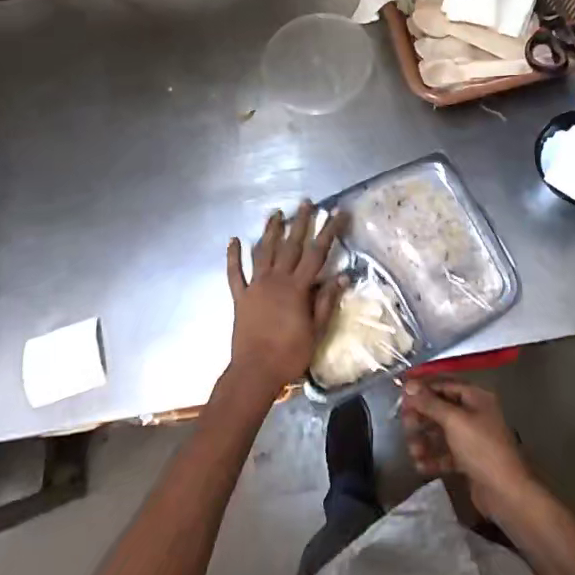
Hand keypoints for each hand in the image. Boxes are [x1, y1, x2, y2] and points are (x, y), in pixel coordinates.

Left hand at [223, 201, 345, 400]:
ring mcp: (255, 287)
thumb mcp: (316, 330)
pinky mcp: (240, 297)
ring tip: (276, 213)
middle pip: (291, 246)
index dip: (329, 231)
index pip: (317, 253)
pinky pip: (235, 273)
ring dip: (270, 232)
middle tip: (306, 203)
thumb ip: (326, 301)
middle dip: (300, 223)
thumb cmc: (290, 354)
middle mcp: (276, 280)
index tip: (337, 213)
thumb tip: (341, 276)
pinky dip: (233, 256)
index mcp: (297, 288)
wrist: (255, 371)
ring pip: (264, 252)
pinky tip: (233, 240)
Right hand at [400, 379, 536, 520]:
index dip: (423, 389)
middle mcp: (474, 413)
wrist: (505, 491)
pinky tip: (422, 466)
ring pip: (441, 432)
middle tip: (406, 427)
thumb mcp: (454, 421)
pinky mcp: (468, 459)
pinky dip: (433, 457)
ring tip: (414, 453)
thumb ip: (430, 402)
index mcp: (476, 397)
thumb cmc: (480, 448)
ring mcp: (472, 437)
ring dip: (424, 440)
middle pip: (440, 408)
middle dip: (422, 417)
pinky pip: (446, 452)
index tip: (401, 396)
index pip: (444, 385)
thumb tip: (409, 384)